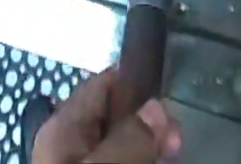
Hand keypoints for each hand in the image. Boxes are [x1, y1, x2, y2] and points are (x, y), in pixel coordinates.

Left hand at [32, 68, 181, 163]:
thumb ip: (128, 140)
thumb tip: (158, 106)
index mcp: (63, 127)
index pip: (104, 84)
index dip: (138, 85)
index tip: (170, 100)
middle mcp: (68, 145)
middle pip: (115, 117)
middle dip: (149, 123)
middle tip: (178, 141)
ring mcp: (78, 163)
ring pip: (117, 144)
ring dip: (146, 145)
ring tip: (172, 151)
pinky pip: (113, 158)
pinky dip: (136, 157)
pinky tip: (154, 161)